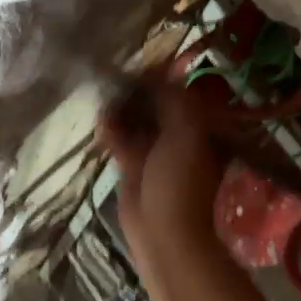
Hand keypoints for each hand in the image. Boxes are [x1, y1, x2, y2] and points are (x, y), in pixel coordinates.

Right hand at [96, 80, 225, 274]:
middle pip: (153, 104)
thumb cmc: (180, 182)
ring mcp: (153, 152)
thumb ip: (172, 100)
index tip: (137, 67)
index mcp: (198, 128)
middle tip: (116, 82)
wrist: (163, 234)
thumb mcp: (186, 134)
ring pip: (133, 120)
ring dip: (119, 109)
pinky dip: (111, 130)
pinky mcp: (131, 165)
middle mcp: (177, 136)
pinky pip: (119, 139)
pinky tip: (103, 124)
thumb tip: (156, 72)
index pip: (177, 93)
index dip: (158, 79)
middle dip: (134, 93)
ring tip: (106, 102)